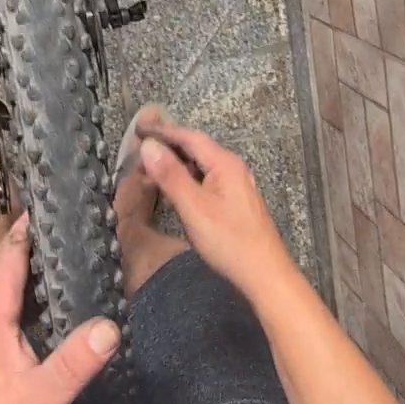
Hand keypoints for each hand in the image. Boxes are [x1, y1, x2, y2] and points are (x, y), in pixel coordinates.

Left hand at [0, 215, 121, 403]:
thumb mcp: (42, 398)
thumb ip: (75, 361)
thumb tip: (109, 326)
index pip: (9, 257)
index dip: (28, 227)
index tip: (51, 200)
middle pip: (7, 267)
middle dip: (32, 240)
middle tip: (65, 218)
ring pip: (6, 288)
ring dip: (30, 266)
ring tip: (61, 250)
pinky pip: (8, 307)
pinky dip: (27, 292)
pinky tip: (48, 301)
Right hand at [138, 124, 297, 298]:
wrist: (265, 275)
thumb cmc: (229, 241)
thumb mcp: (194, 207)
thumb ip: (170, 175)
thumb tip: (148, 146)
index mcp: (225, 163)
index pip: (189, 137)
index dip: (163, 130)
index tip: (139, 128)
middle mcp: (232, 168)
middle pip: (195, 149)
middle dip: (167, 148)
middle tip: (139, 153)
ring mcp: (236, 185)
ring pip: (200, 166)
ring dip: (175, 166)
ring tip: (150, 173)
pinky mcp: (235, 201)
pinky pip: (206, 180)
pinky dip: (186, 180)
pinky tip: (174, 192)